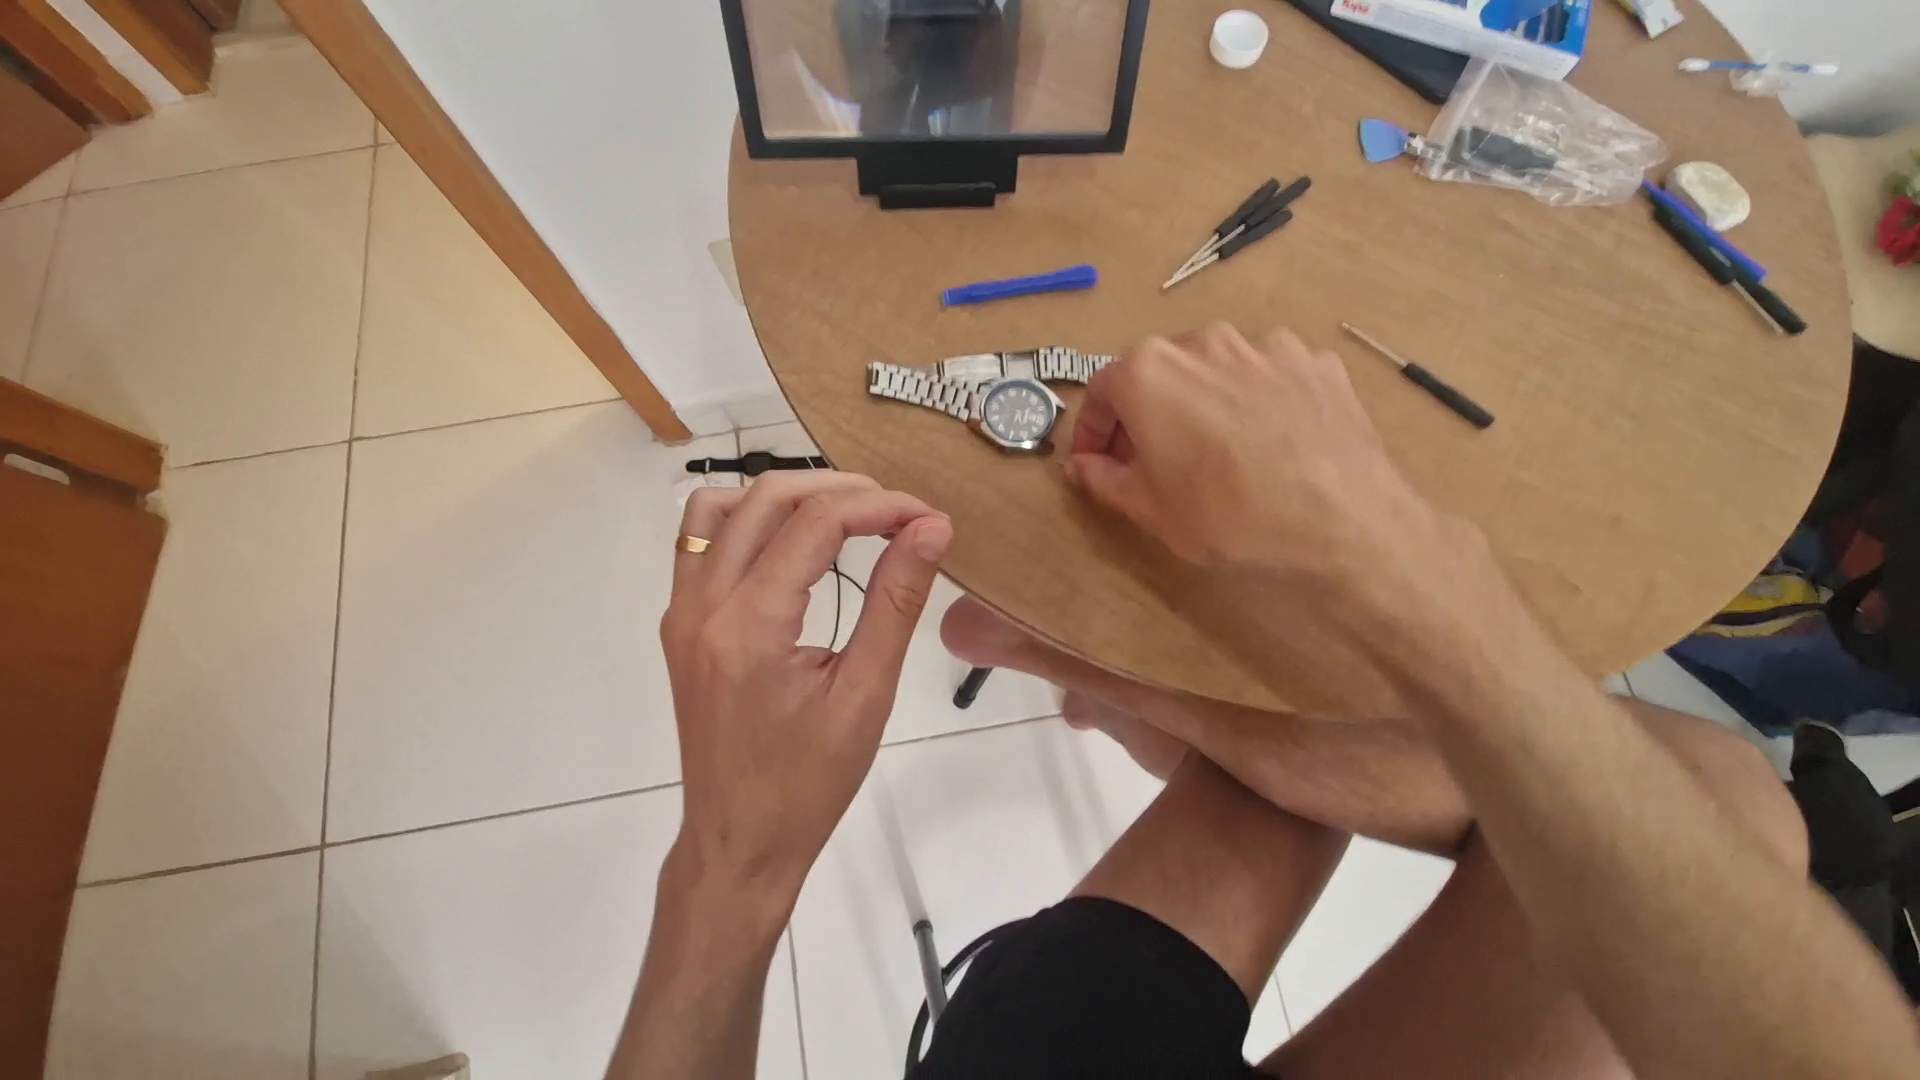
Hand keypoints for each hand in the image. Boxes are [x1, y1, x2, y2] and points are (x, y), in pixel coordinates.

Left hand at [661, 472, 951, 903]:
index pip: (815, 523)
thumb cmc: (809, 784)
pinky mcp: (680, 624)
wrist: (738, 842)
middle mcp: (703, 605)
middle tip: (897, 512)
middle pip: (766, 498)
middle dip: (839, 490)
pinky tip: (789, 543)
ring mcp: (682, 612)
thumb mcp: (866, 696)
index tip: (928, 517)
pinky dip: (747, 520)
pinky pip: (701, 541)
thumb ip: (896, 603)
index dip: (879, 506)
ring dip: (785, 495)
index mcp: (750, 625)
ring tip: (844, 516)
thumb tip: (931, 529)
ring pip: (721, 508)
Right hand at [1067, 323, 1505, 713]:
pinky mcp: (1315, 362)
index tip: (1094, 461)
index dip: (1092, 430)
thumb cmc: (1228, 518)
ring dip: (1200, 402)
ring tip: (1215, 449)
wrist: (1342, 526)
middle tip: (1150, 459)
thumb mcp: (1149, 509)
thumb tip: (1082, 465)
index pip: (1101, 391)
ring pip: (1215, 369)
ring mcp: (1266, 346)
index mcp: (1149, 373)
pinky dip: (1254, 400)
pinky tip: (1267, 442)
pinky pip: (1266, 376)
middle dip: (1145, 413)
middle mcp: (1203, 343)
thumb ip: (1104, 477)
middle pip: (1158, 372)